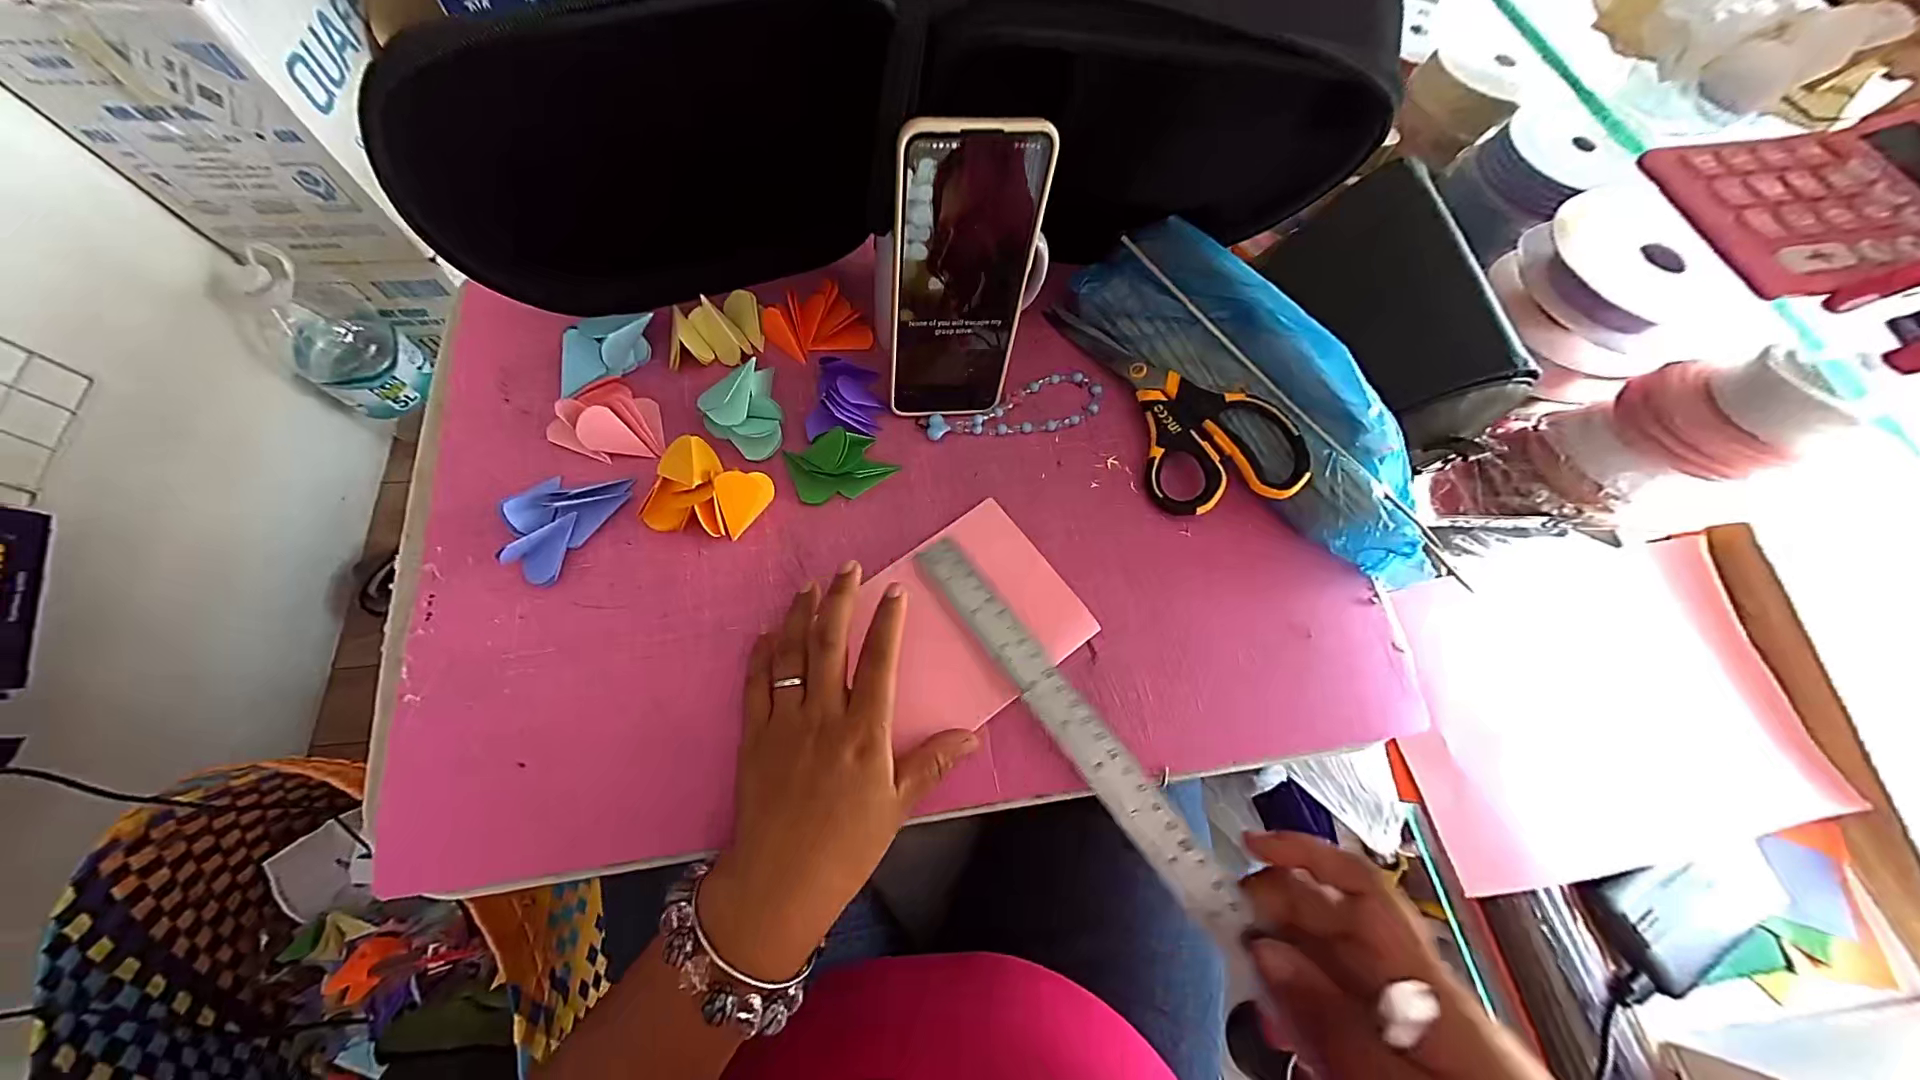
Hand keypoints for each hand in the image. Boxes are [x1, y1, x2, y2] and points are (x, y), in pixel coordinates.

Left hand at [698, 562, 981, 980]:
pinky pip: (755, 683)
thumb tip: (972, 736)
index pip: (879, 662)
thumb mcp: (897, 806)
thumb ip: (932, 763)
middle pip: (829, 643)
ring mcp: (783, 723)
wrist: (778, 883)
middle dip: (839, 600)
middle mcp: (823, 717)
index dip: (887, 622)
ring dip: (798, 615)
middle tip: (847, 569)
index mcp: (864, 732)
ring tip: (808, 587)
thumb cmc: (847, 847)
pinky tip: (766, 633)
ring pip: (789, 654)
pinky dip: (760, 653)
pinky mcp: (752, 736)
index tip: (894, 591)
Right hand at [1241, 832, 1552, 1079]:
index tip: (1252, 842)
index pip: (1358, 885)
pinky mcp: (1407, 1037)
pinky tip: (1288, 1025)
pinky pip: (1343, 997)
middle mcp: (1414, 982)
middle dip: (1275, 910)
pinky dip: (1306, 1001)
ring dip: (1284, 962)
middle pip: (1333, 915)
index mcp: (1420, 981)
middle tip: (1232, 929)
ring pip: (1330, 956)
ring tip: (1257, 991)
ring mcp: (1411, 1010)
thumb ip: (1327, 1019)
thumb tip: (1267, 949)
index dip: (1303, 851)